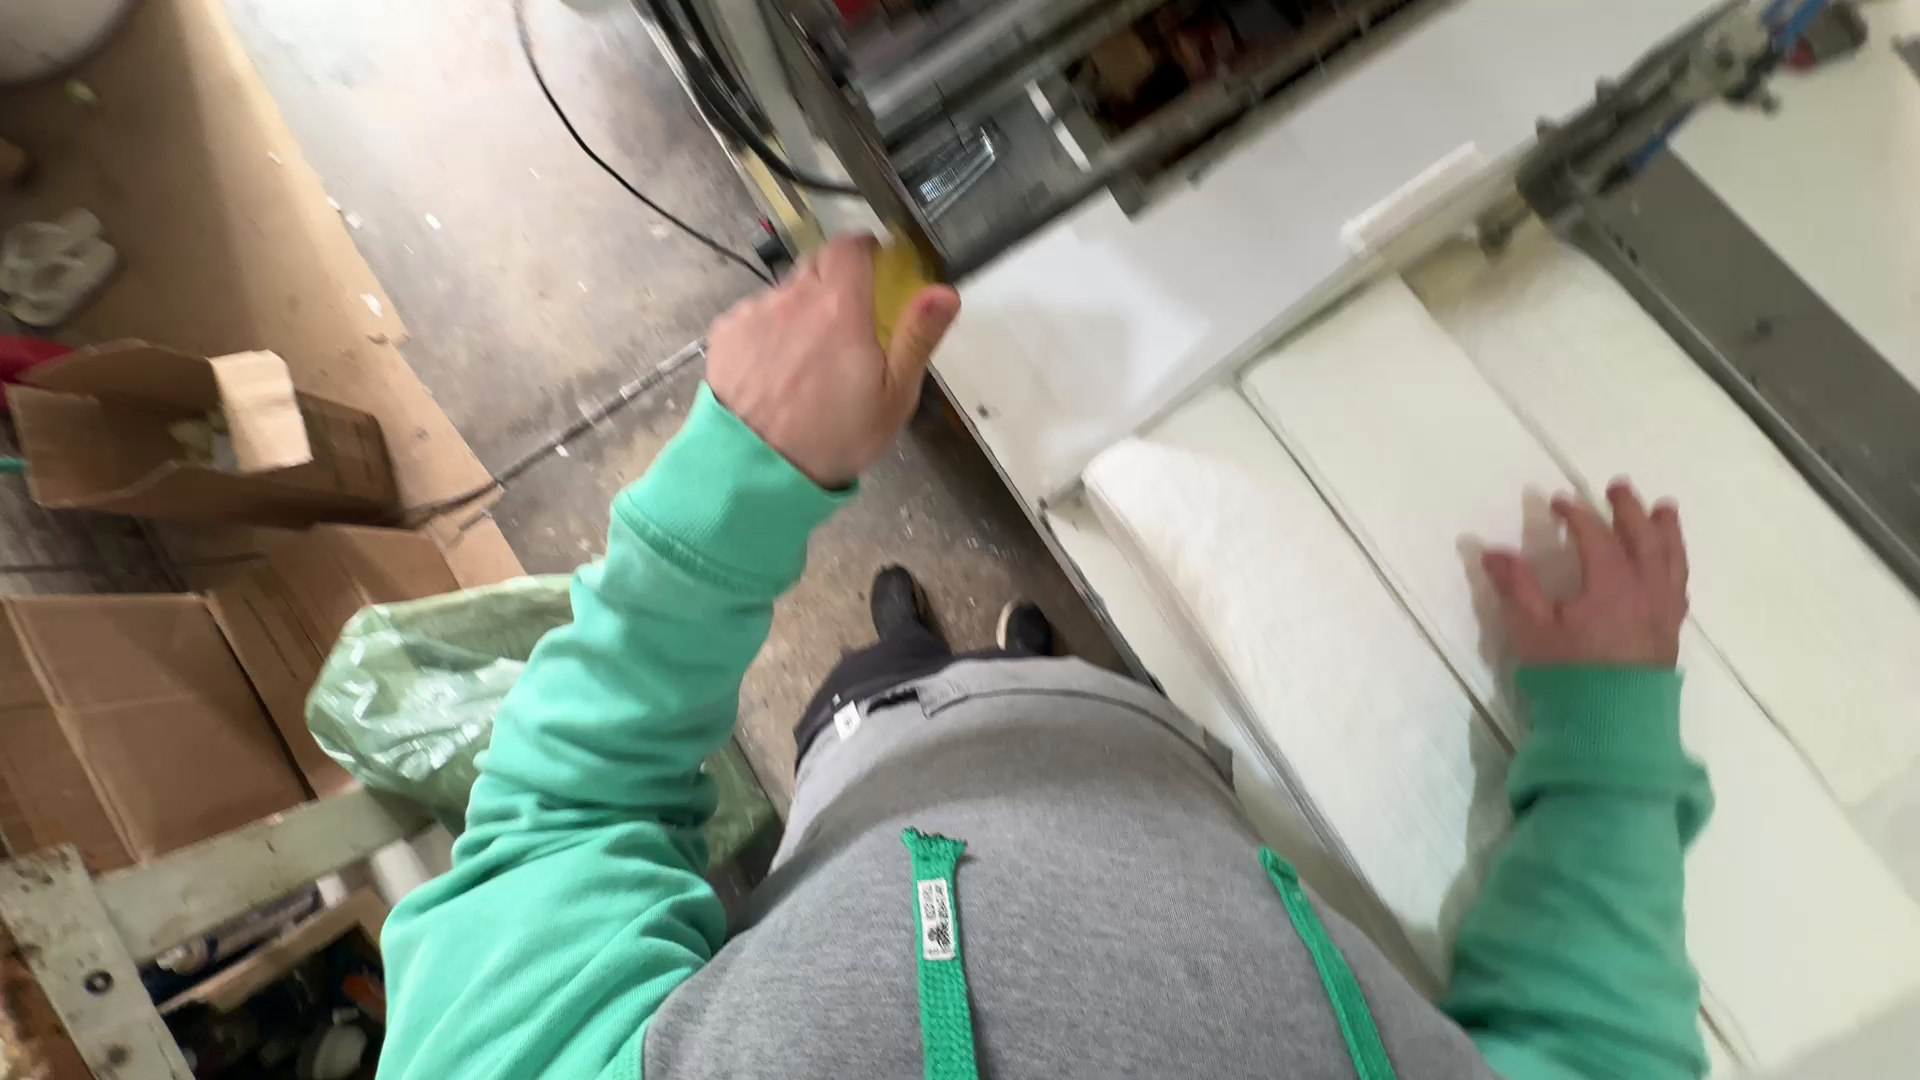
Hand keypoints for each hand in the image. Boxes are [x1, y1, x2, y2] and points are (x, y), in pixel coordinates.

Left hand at [705, 234, 961, 487]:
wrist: (757, 469)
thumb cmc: (833, 437)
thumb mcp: (893, 397)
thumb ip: (918, 338)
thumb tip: (944, 292)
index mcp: (840, 307)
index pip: (852, 246)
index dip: (867, 252)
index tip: (877, 270)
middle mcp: (793, 298)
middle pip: (817, 265)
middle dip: (836, 283)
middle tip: (848, 325)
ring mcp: (754, 313)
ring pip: (785, 294)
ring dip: (800, 313)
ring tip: (807, 361)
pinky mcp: (726, 333)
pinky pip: (755, 318)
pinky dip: (768, 333)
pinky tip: (775, 372)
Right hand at [1483, 480, 1688, 667]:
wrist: (1612, 716)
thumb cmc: (1567, 670)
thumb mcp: (1530, 626)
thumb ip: (1514, 585)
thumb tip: (1492, 550)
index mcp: (1611, 585)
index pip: (1597, 538)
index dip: (1578, 515)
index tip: (1558, 499)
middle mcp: (1645, 589)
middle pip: (1642, 540)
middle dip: (1629, 511)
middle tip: (1620, 486)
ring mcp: (1662, 608)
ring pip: (1670, 559)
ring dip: (1666, 530)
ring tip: (1664, 509)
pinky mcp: (1669, 626)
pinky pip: (1678, 581)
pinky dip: (1674, 560)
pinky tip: (1669, 558)